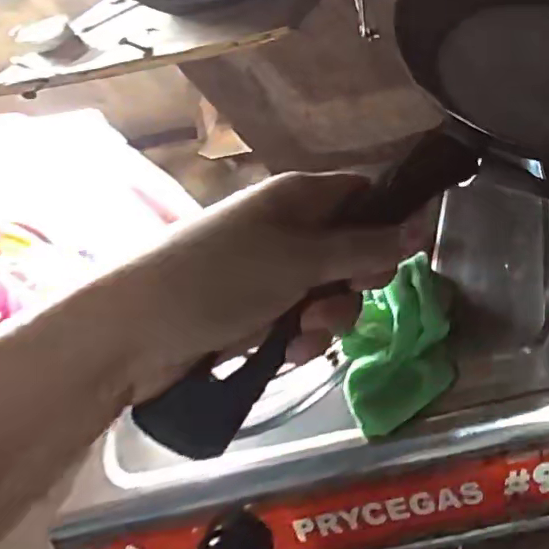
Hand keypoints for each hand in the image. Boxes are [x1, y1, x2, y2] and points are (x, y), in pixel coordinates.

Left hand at [109, 172, 420, 400]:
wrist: (124, 336)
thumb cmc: (221, 277)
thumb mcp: (304, 259)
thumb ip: (368, 246)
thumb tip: (424, 225)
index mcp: (300, 197)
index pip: (365, 196)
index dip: (388, 223)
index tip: (399, 256)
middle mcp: (288, 227)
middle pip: (353, 248)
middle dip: (356, 280)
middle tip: (350, 292)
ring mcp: (269, 270)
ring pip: (330, 290)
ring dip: (328, 315)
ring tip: (303, 333)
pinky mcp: (252, 310)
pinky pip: (300, 319)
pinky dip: (299, 337)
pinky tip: (283, 352)